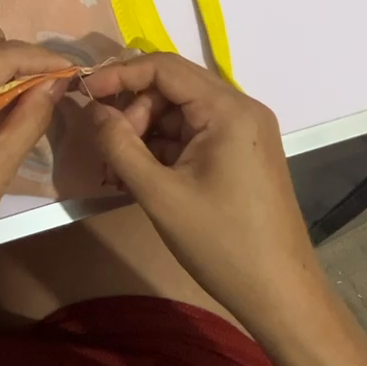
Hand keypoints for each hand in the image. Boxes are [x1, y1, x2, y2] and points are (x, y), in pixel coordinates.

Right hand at [82, 53, 323, 332]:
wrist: (282, 298)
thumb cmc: (222, 244)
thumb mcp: (159, 195)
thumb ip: (119, 145)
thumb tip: (92, 109)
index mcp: (228, 110)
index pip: (164, 67)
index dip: (119, 74)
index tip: (84, 92)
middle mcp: (240, 109)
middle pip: (170, 87)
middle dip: (132, 110)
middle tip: (109, 148)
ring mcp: (242, 132)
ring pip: (178, 112)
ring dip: (143, 133)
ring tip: (117, 170)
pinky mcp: (239, 153)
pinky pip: (191, 134)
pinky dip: (162, 149)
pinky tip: (138, 176)